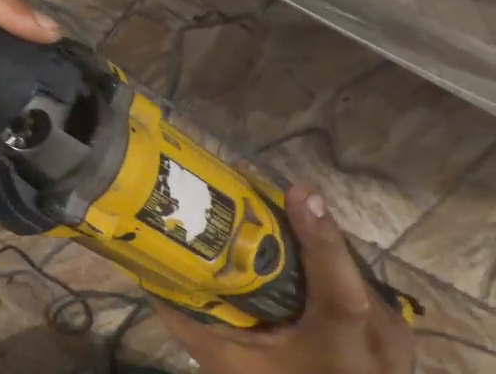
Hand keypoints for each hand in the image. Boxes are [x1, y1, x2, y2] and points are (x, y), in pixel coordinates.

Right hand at [157, 186, 415, 373]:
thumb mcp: (225, 362)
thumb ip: (185, 315)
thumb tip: (144, 258)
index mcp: (343, 350)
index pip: (340, 293)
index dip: (321, 240)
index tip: (301, 192)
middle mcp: (381, 337)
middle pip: (341, 266)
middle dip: (301, 224)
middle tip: (252, 185)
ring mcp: (396, 330)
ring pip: (348, 266)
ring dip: (308, 237)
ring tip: (263, 205)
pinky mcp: (394, 325)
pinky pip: (352, 277)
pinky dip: (321, 256)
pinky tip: (288, 243)